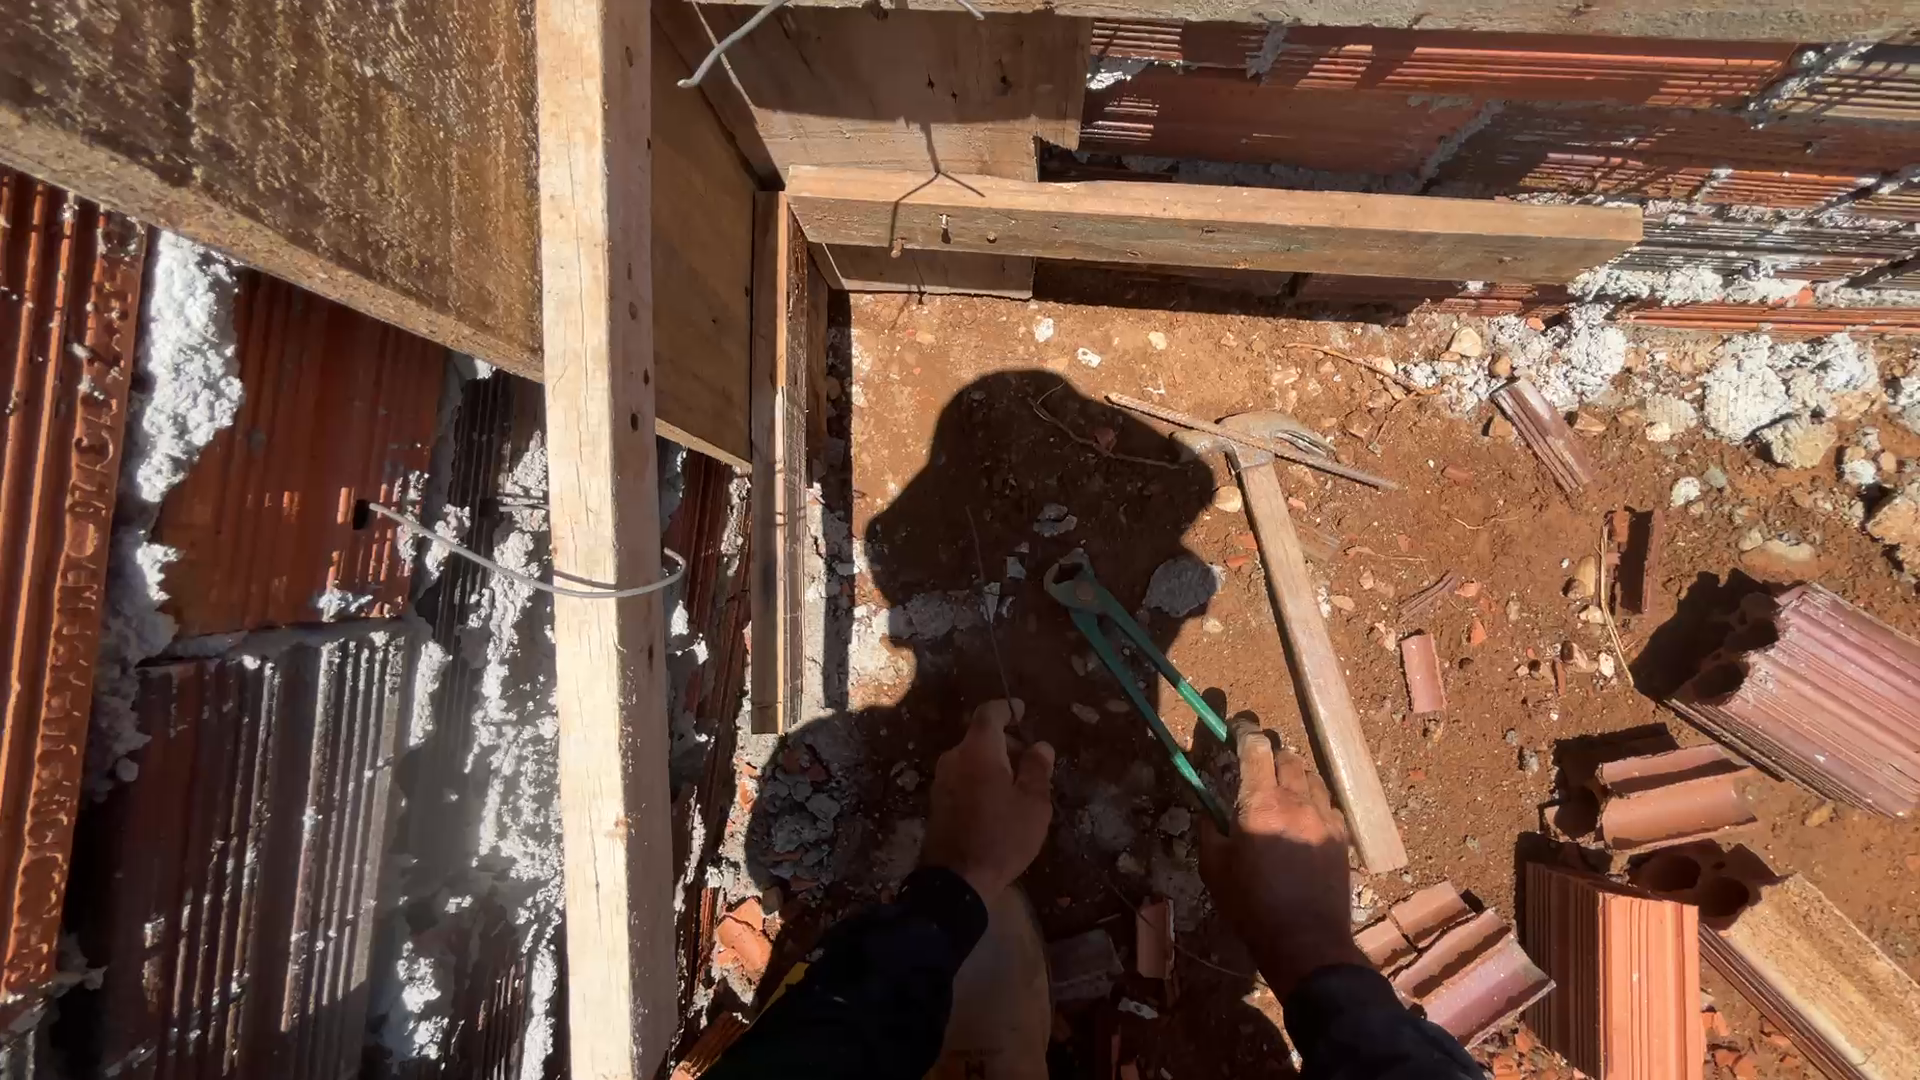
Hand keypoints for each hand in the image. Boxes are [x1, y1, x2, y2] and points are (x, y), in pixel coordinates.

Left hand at [919, 699, 1055, 901]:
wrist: (956, 881)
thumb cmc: (1001, 837)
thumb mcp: (1033, 804)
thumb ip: (1037, 769)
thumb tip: (1040, 746)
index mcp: (978, 750)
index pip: (989, 714)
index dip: (1006, 708)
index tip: (1021, 711)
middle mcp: (954, 758)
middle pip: (980, 737)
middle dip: (1006, 743)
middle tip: (1031, 761)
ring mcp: (942, 780)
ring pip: (971, 759)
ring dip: (994, 763)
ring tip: (1018, 787)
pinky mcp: (938, 801)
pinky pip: (963, 777)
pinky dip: (981, 778)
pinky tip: (997, 803)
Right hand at [1199, 722, 1367, 997]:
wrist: (1305, 942)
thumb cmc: (1250, 904)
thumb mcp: (1213, 866)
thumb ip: (1208, 828)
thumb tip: (1208, 810)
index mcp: (1260, 803)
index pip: (1256, 749)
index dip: (1244, 732)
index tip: (1235, 728)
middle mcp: (1296, 802)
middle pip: (1288, 756)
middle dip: (1271, 753)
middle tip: (1257, 763)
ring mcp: (1325, 819)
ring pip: (1313, 776)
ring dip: (1295, 774)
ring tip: (1282, 787)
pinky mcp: (1342, 838)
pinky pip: (1329, 803)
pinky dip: (1314, 799)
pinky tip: (1305, 816)